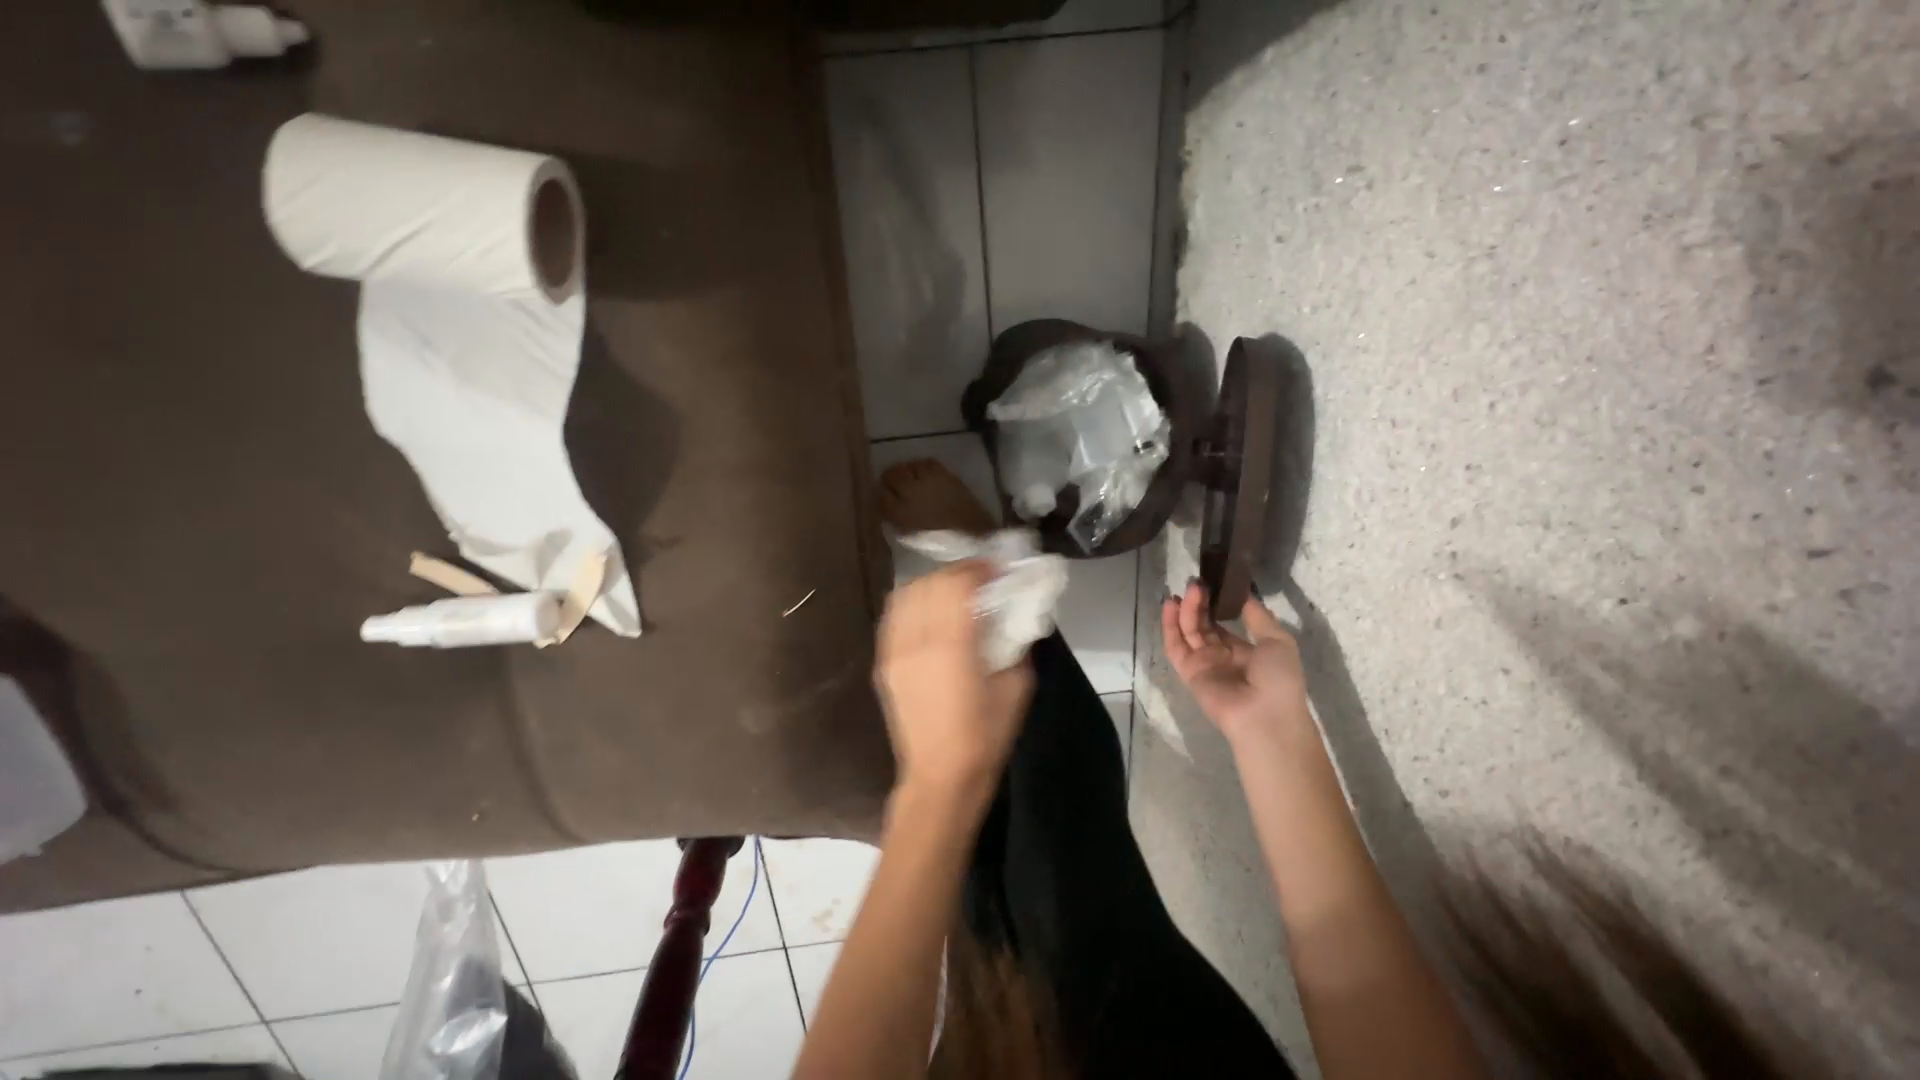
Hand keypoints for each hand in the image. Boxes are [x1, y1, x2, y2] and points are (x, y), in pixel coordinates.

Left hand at [876, 561, 1033, 800]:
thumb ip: (1014, 643)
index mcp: (952, 646)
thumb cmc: (985, 736)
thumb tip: (1013, 617)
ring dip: (931, 585)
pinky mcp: (884, 665)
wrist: (941, 776)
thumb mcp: (1016, 687)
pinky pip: (894, 619)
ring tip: (953, 593)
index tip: (997, 569)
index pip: (957, 584)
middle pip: (929, 584)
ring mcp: (895, 653)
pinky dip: (913, 605)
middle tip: (979, 579)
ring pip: (904, 596)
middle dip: (956, 573)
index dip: (978, 569)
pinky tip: (931, 615)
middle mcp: (916, 642)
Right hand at [1161, 581, 1310, 744]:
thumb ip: (1258, 616)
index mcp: (1245, 650)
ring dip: (1185, 609)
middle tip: (1196, 582)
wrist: (1266, 716)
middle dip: (1199, 603)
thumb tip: (1244, 594)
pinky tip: (1172, 605)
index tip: (1213, 582)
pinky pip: (1176, 646)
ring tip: (1188, 589)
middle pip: (1203, 624)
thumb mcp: (1277, 640)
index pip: (1224, 622)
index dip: (1217, 603)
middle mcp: (1222, 655)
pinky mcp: (1189, 671)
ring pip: (1188, 631)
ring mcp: (1204, 663)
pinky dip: (1171, 626)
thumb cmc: (1278, 678)